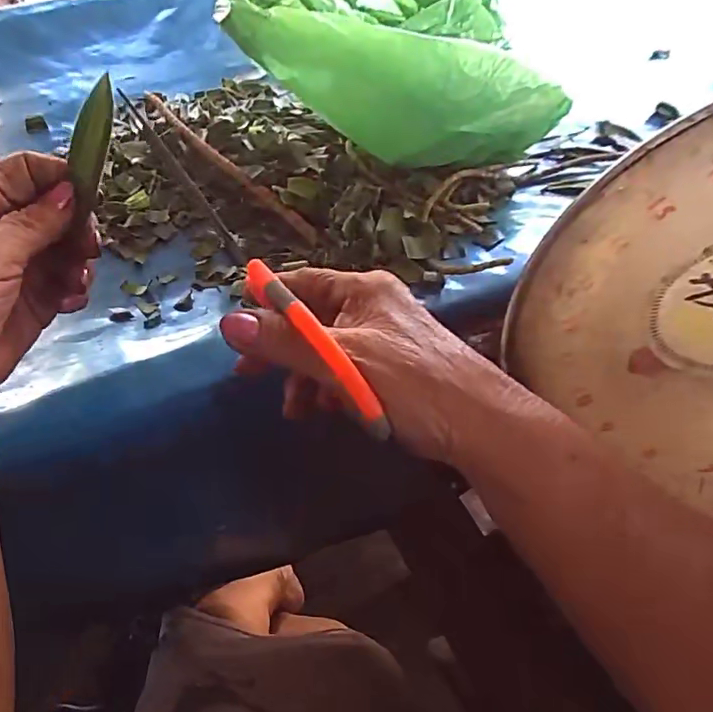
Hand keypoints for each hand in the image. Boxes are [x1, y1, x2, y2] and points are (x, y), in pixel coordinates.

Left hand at [0, 152, 97, 400]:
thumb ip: (36, 220)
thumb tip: (72, 191)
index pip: (26, 172)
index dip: (58, 176)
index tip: (87, 192)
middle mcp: (6, 230)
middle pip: (56, 210)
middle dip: (77, 224)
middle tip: (88, 246)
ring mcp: (24, 266)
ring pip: (68, 246)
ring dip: (80, 260)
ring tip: (76, 281)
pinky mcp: (39, 298)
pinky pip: (69, 281)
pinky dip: (76, 288)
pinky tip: (70, 300)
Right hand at [218, 268, 514, 462]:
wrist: (483, 428)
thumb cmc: (414, 386)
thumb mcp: (342, 362)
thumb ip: (285, 343)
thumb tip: (229, 323)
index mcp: (362, 290)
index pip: (298, 283)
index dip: (264, 303)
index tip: (237, 332)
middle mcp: (370, 306)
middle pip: (306, 320)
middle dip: (278, 350)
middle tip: (249, 375)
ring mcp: (380, 337)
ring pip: (321, 350)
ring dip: (301, 377)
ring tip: (296, 409)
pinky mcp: (388, 368)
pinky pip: (342, 370)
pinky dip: (326, 389)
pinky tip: (325, 411)